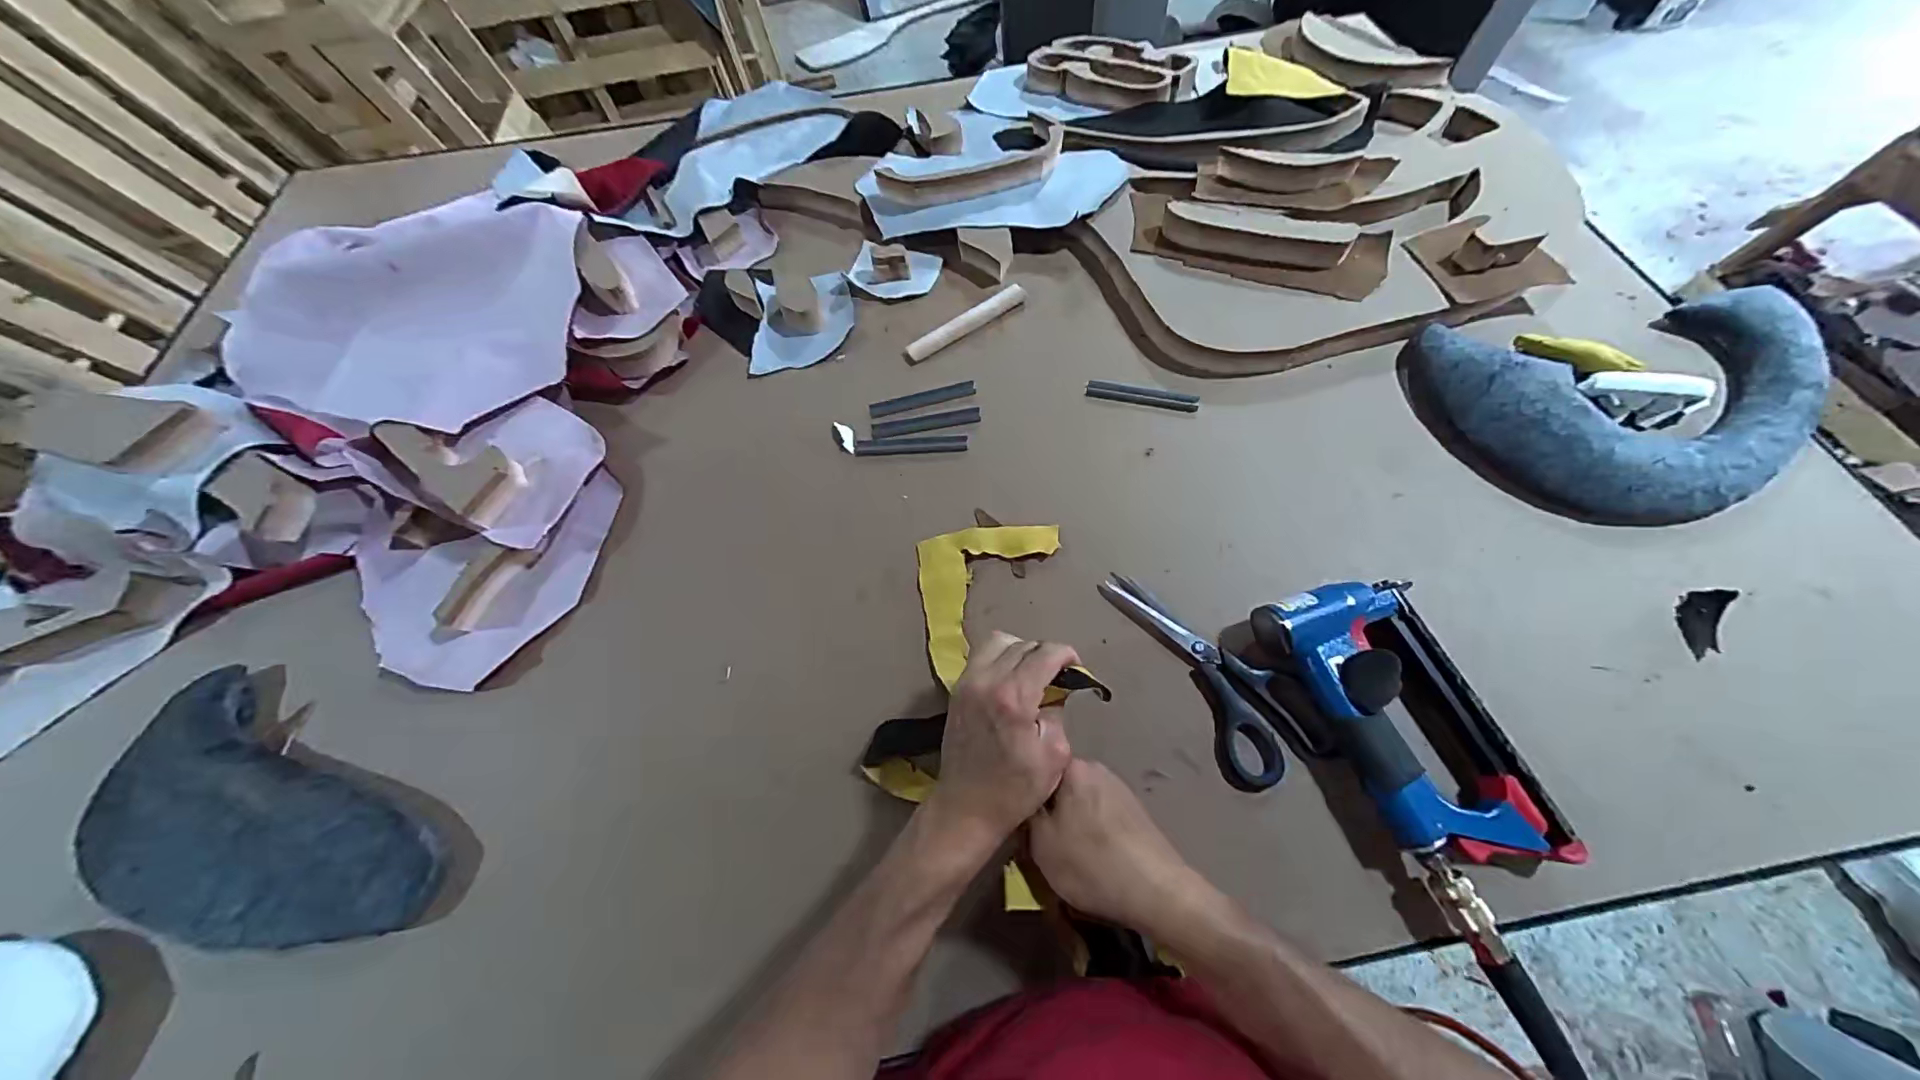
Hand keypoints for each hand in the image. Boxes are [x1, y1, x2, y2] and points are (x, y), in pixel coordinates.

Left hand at [923, 631, 1079, 853]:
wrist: (965, 807)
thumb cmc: (1014, 789)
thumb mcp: (1054, 755)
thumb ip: (1057, 713)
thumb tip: (1055, 691)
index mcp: (1014, 696)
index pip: (1045, 653)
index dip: (1067, 656)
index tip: (1076, 670)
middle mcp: (987, 680)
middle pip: (1023, 644)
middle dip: (1046, 654)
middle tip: (1058, 676)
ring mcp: (967, 682)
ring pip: (998, 642)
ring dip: (1020, 650)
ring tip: (1032, 673)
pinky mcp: (957, 690)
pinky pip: (981, 656)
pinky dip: (1000, 658)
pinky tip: (1011, 680)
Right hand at [1029, 760, 1209, 935]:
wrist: (1159, 894)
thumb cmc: (1092, 864)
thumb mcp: (1041, 844)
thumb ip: (1026, 813)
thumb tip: (1026, 798)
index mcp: (1074, 767)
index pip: (1035, 767)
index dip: (1022, 792)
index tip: (1015, 815)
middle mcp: (1098, 769)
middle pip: (1059, 785)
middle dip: (1047, 809)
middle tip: (1036, 839)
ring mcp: (1119, 789)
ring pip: (1079, 801)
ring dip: (1069, 822)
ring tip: (1064, 853)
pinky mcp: (1134, 812)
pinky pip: (1099, 815)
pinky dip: (1091, 832)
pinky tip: (1091, 857)